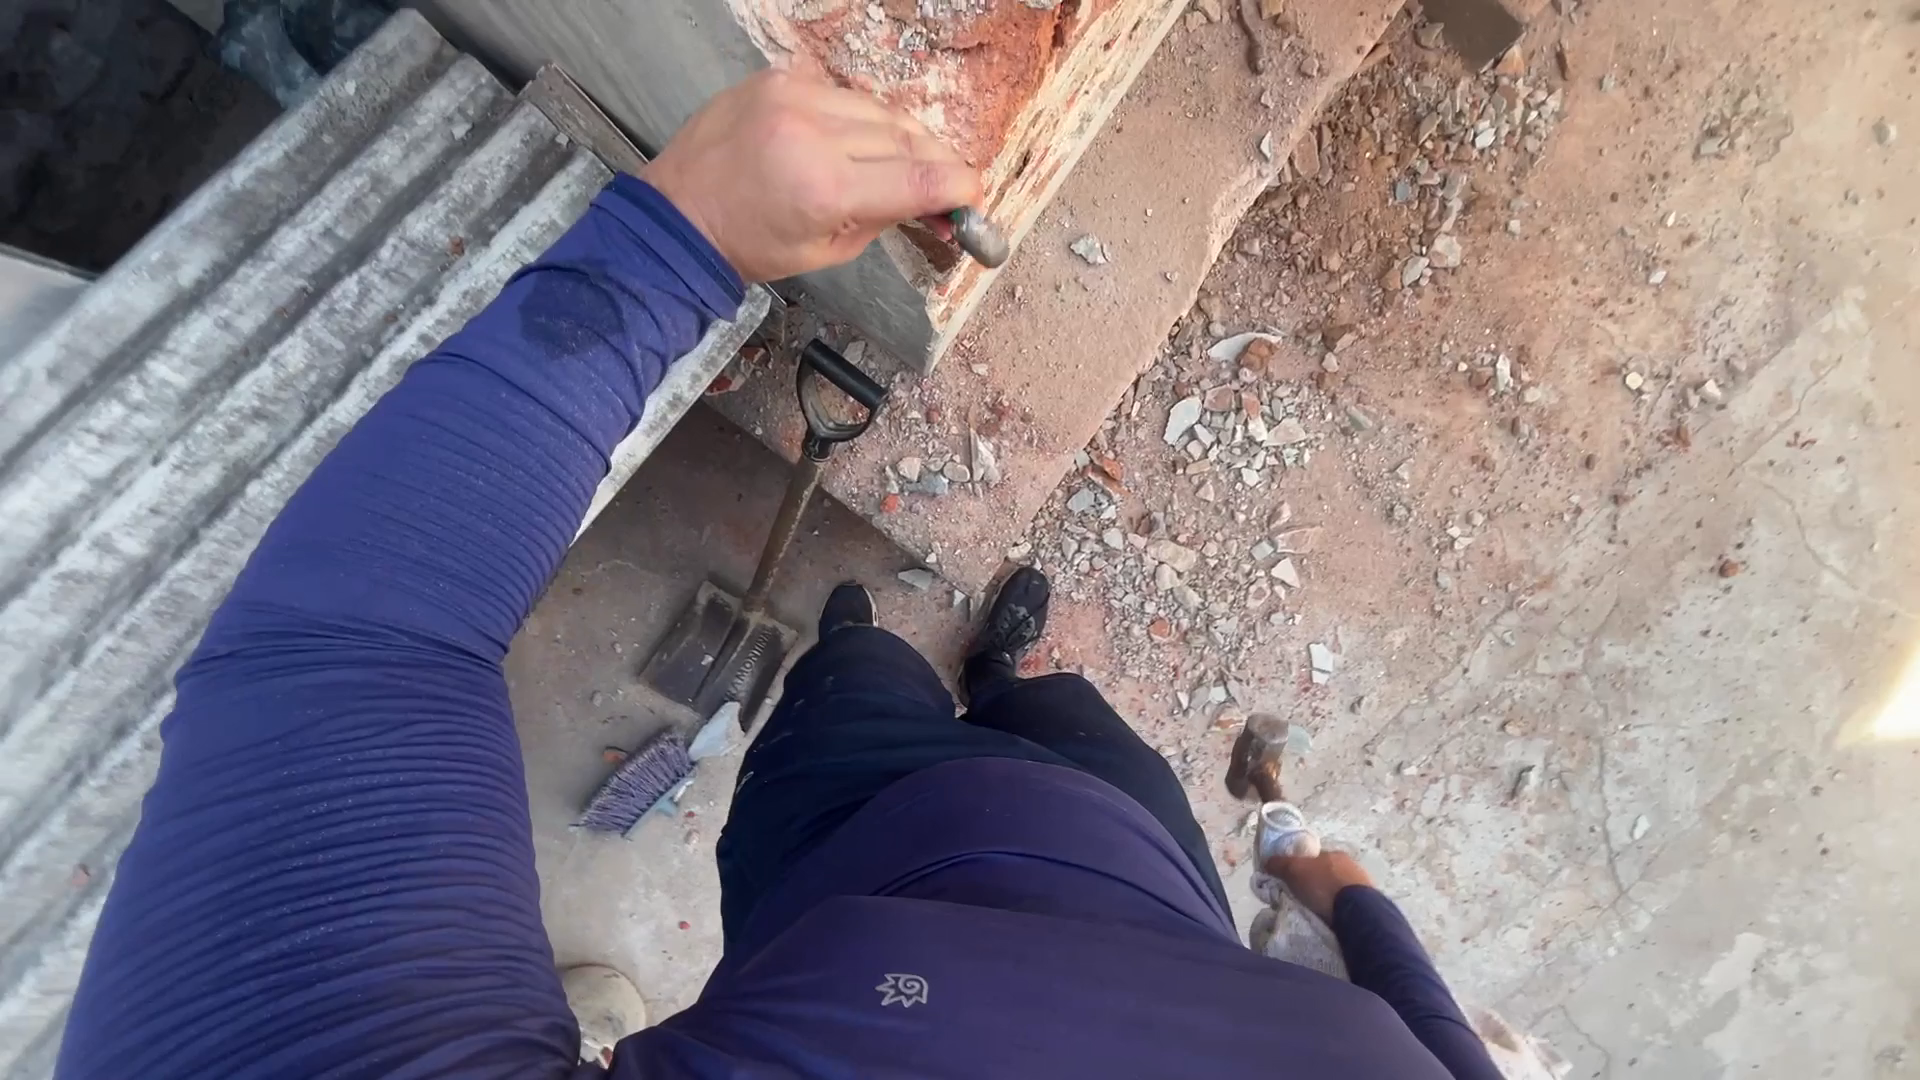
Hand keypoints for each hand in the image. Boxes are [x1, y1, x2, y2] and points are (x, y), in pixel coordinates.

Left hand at [640, 68, 983, 282]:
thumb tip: (938, 206)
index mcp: (825, 188)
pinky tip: (865, 145)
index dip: (958, 187)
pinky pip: (846, 97)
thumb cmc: (756, 247)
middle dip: (937, 162)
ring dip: (906, 139)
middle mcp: (813, 130)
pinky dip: (866, 121)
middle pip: (906, 136)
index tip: (975, 196)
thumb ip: (886, 219)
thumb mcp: (829, 250)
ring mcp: (795, 94)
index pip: (917, 179)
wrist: (683, 213)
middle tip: (952, 187)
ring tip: (910, 167)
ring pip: (881, 111)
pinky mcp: (781, 77)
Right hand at [1265, 851, 1374, 921]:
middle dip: (1316, 884)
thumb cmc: (1324, 885)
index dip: (1301, 868)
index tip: (1293, 882)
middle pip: (1327, 873)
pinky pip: (1351, 905)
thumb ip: (1279, 864)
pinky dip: (1342, 910)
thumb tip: (1267, 862)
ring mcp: (1365, 886)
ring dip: (1331, 898)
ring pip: (1340, 890)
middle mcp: (1352, 866)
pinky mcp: (1374, 906)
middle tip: (1305, 899)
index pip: (1314, 858)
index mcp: (1334, 853)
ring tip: (1320, 913)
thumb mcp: (1293, 870)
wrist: (1359, 914)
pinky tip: (1335, 919)